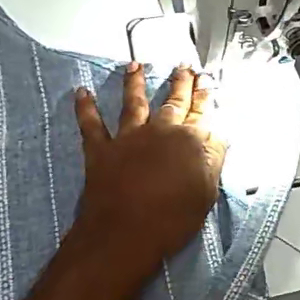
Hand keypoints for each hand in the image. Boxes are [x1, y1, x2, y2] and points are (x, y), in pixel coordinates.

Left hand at [66, 64, 226, 281]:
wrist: (125, 234)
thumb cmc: (172, 220)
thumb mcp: (205, 192)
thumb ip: (212, 159)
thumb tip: (217, 135)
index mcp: (188, 142)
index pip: (201, 112)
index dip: (205, 95)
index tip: (207, 79)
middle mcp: (159, 131)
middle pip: (172, 102)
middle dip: (180, 82)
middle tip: (183, 66)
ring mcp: (128, 138)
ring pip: (133, 102)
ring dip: (135, 82)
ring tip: (135, 65)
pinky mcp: (101, 149)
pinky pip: (91, 124)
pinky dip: (85, 107)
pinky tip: (82, 91)